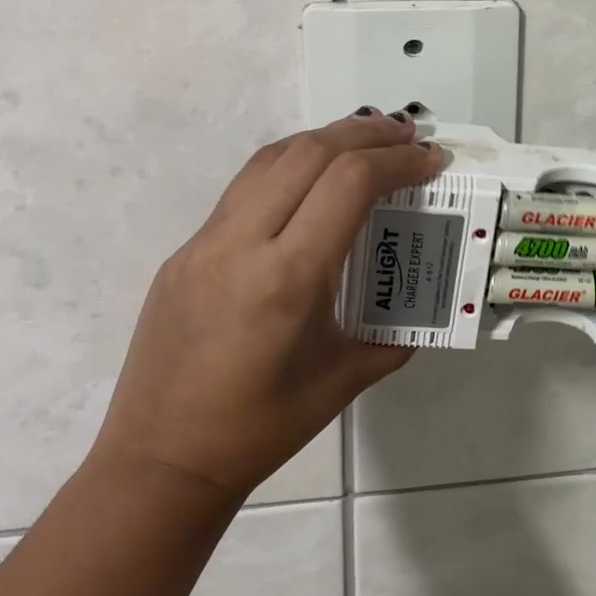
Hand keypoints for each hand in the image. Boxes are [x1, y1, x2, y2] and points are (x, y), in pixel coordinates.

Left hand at [91, 108, 450, 499]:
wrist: (161, 462)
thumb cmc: (264, 427)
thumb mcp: (349, 375)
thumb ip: (396, 331)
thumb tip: (426, 301)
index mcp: (287, 278)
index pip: (349, 183)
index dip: (399, 161)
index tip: (434, 161)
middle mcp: (240, 247)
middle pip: (308, 153)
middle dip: (366, 133)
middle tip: (409, 135)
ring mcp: (203, 246)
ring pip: (269, 160)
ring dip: (325, 139)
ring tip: (368, 140)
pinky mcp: (184, 255)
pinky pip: (244, 190)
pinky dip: (292, 168)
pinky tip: (317, 185)